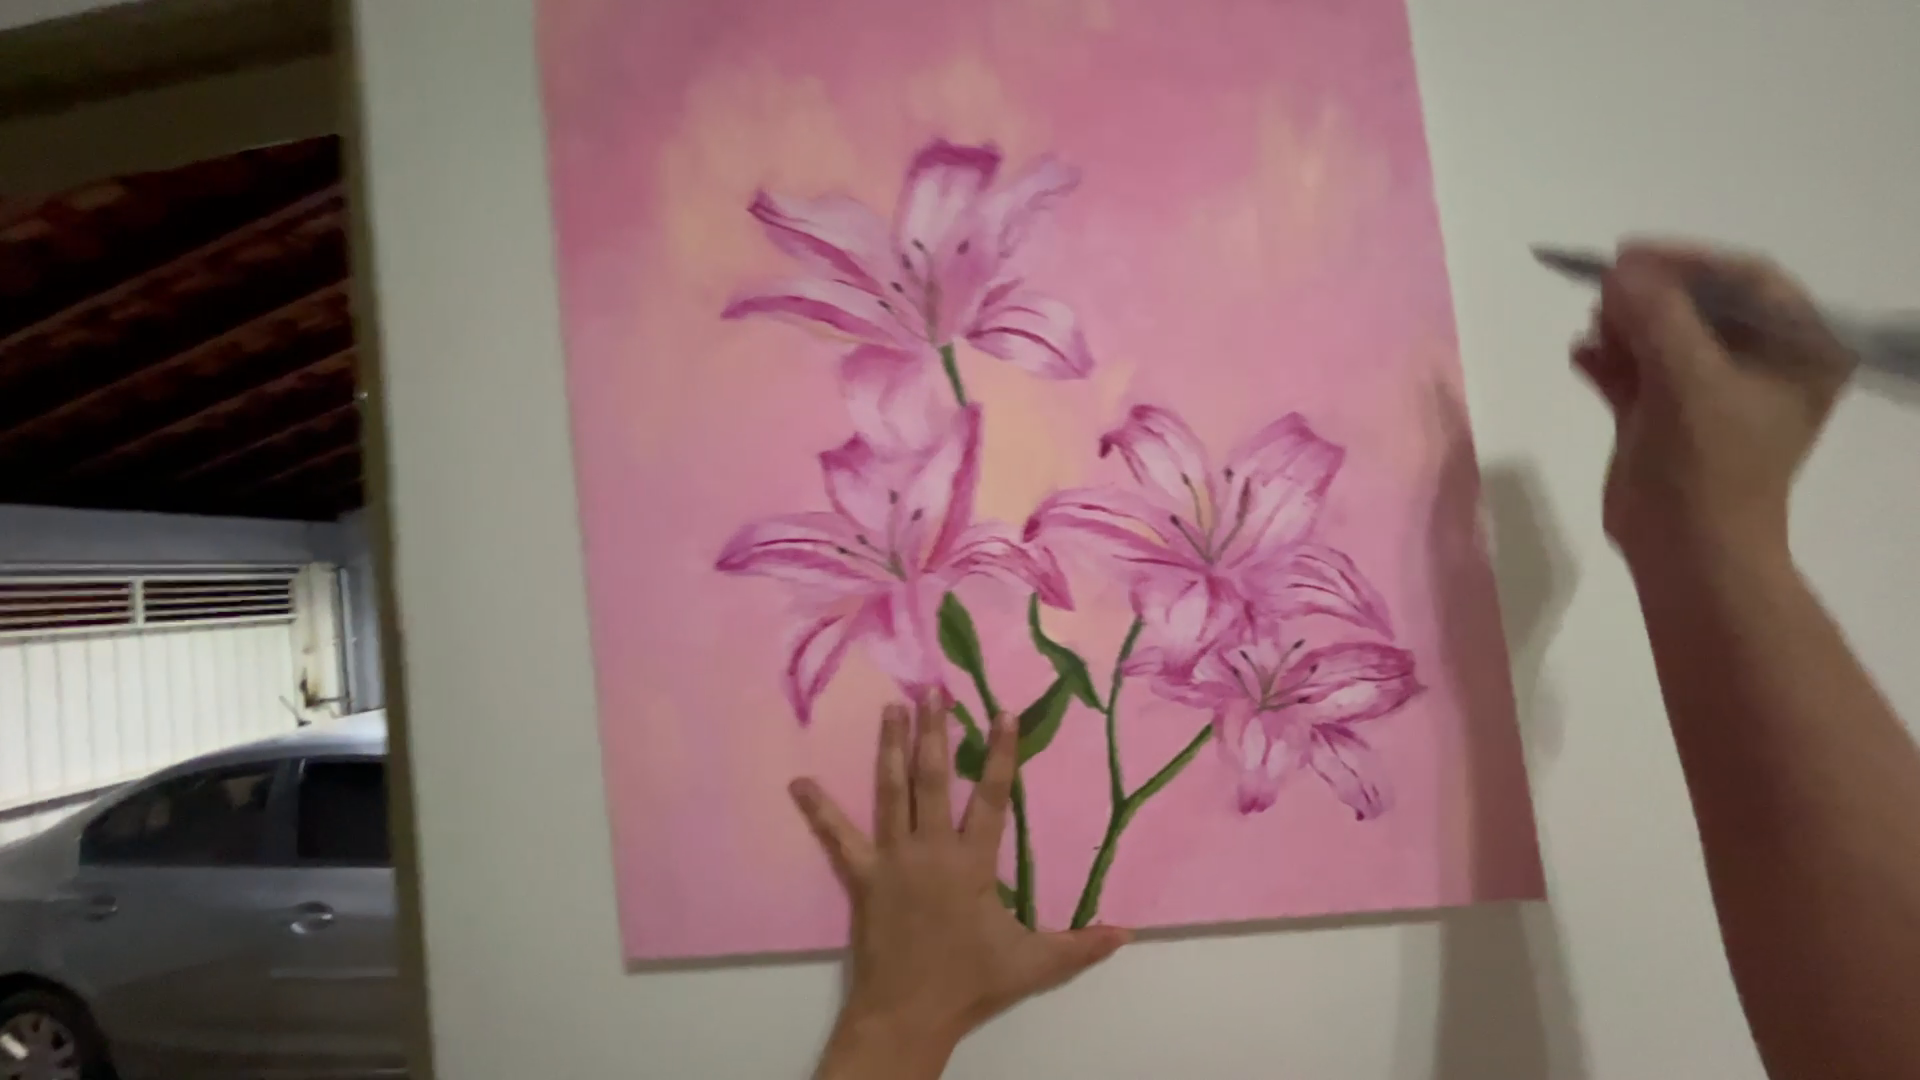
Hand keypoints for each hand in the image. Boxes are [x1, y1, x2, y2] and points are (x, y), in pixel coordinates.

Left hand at [791, 699, 1132, 1079]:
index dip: (1001, 754)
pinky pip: (838, 838)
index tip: (1002, 712)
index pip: (993, 798)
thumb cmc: (970, 982)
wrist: (908, 1015)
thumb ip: (1081, 946)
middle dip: (934, 732)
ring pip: (892, 792)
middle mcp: (931, 848)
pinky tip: (798, 783)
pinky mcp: (862, 875)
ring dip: (890, 748)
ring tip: (890, 708)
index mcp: (972, 863)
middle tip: (930, 690)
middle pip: (934, 779)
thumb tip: (1128, 932)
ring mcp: (892, 858)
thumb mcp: (1034, 965)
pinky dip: (819, 810)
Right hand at [1572, 242, 1850, 565]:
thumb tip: (1618, 270)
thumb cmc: (1707, 464)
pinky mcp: (1661, 415)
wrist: (1685, 543)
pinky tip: (1580, 356)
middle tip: (1600, 296)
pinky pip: (1632, 372)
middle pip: (1696, 306)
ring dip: (1621, 328)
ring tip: (1590, 332)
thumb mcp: (1689, 382)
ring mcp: (1705, 390)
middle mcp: (1756, 362)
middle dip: (1647, 298)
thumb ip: (1657, 319)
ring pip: (1659, 337)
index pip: (1744, 280)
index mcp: (1795, 348)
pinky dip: (1606, 361)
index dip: (1685, 262)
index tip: (1624, 257)